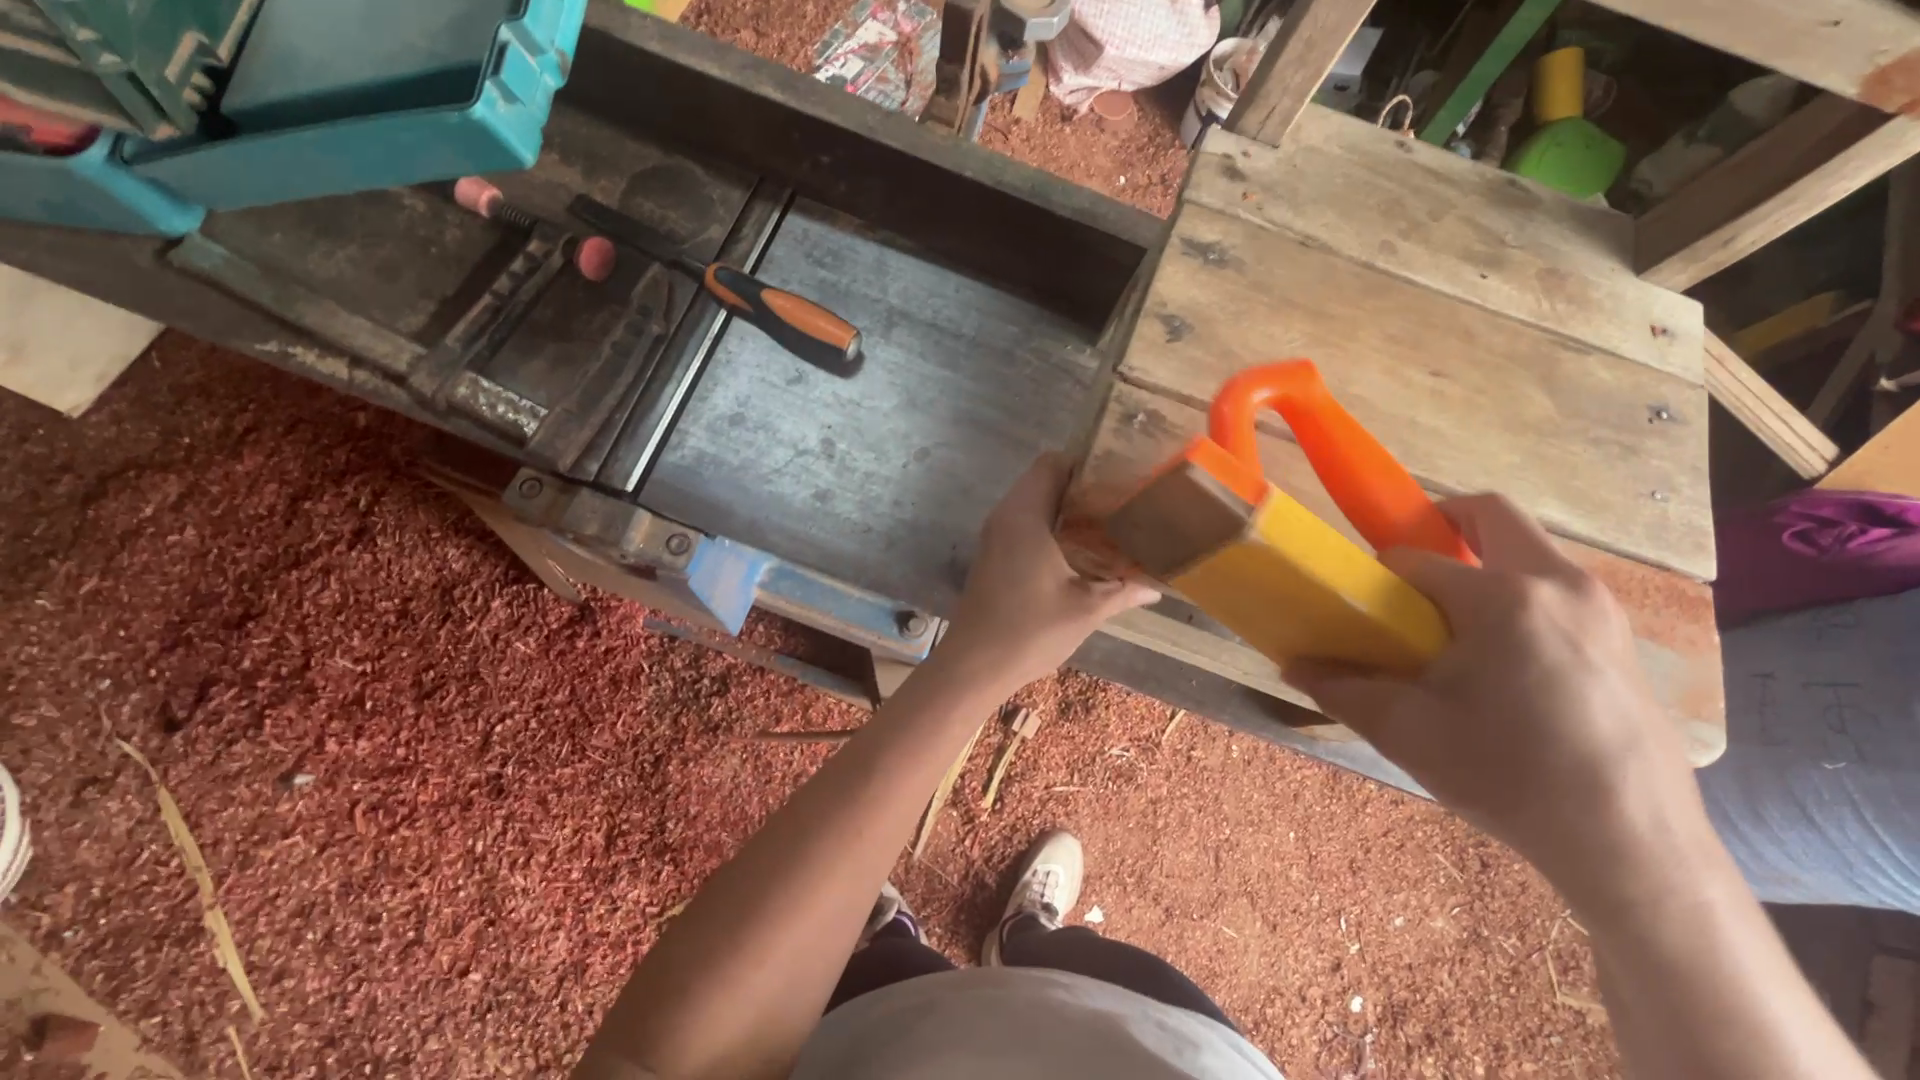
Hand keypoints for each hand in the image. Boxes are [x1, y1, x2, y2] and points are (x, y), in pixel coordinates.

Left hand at [939, 455, 1160, 687]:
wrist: (973, 667)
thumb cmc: (1029, 631)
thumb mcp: (1086, 609)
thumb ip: (1123, 589)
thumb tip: (1157, 585)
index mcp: (1024, 515)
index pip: (1054, 463)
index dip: (1089, 463)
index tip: (1124, 475)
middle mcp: (1006, 516)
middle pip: (1046, 481)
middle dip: (1086, 488)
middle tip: (1127, 501)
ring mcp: (996, 536)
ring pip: (1036, 505)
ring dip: (1070, 511)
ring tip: (1113, 524)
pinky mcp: (994, 556)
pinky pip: (1027, 526)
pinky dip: (1054, 530)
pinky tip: (1085, 552)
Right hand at [1283, 494, 1709, 910]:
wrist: (1632, 841)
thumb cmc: (1510, 777)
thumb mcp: (1410, 734)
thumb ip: (1344, 690)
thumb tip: (1293, 666)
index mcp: (1502, 599)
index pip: (1417, 559)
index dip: (1378, 575)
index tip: (1361, 604)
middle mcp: (1558, 584)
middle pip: (1492, 515)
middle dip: (1443, 524)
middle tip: (1410, 572)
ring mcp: (1600, 608)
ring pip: (1529, 553)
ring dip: (1484, 566)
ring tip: (1453, 630)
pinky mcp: (1621, 638)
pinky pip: (1557, 590)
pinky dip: (1518, 597)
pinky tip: (1503, 665)